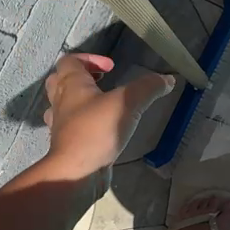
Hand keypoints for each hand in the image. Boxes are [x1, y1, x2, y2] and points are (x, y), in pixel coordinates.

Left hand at [39, 54, 177, 181]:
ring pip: (63, 104)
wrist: (76, 171)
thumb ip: (148, 88)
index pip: (70, 60)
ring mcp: (61, 124)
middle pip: (60, 80)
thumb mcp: (128, 102)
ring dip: (79, 99)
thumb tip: (169, 79)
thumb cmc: (97, 130)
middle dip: (81, 77)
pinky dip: (83, 122)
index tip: (111, 67)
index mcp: (71, 84)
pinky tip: (101, 128)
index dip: (90, 59)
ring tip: (101, 103)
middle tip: (102, 81)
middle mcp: (61, 101)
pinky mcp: (67, 144)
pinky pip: (71, 125)